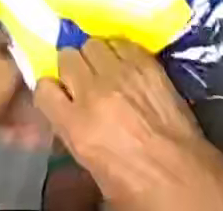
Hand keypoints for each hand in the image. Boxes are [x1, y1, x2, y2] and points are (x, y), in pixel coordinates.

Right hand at [35, 39, 222, 210]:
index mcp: (77, 125)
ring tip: (103, 66)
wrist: (178, 171)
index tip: (57, 91)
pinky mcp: (146, 62)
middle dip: (71, 66)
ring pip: (93, 42)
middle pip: (68, 57)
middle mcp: (95, 92)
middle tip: (81, 77)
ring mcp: (122, 73)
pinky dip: (119, 49)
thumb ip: (72, 130)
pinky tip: (124, 62)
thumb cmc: (133, 182)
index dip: (50, 88)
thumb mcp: (90, 163)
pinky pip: (121, 42)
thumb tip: (67, 110)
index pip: (44, 89)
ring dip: (95, 54)